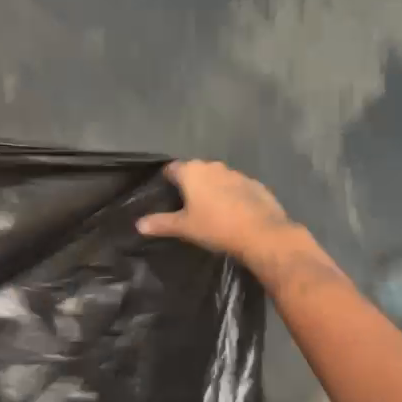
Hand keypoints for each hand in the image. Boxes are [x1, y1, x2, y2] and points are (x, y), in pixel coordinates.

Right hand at [137, 160, 299, 261]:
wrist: (263, 234)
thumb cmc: (216, 227)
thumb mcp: (184, 227)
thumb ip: (160, 223)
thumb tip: (138, 224)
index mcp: (192, 172)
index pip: (172, 168)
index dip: (168, 179)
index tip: (167, 193)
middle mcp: (213, 167)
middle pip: (195, 171)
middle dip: (191, 183)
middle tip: (187, 205)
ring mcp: (236, 174)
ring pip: (218, 178)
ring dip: (213, 188)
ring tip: (212, 209)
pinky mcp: (256, 185)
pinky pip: (238, 187)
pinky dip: (233, 195)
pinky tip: (235, 213)